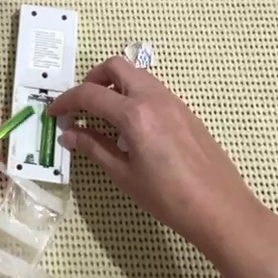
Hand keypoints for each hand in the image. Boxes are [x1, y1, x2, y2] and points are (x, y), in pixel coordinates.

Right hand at [49, 56, 258, 252]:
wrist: (222, 210)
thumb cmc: (169, 198)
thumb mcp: (125, 176)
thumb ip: (94, 148)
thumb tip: (68, 134)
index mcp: (134, 114)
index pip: (90, 94)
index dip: (67, 101)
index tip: (55, 113)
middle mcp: (152, 97)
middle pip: (115, 66)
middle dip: (92, 79)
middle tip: (83, 105)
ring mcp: (172, 100)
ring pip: (136, 74)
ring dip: (115, 84)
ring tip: (105, 114)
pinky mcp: (185, 109)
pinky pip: (152, 88)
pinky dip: (134, 94)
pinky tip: (133, 125)